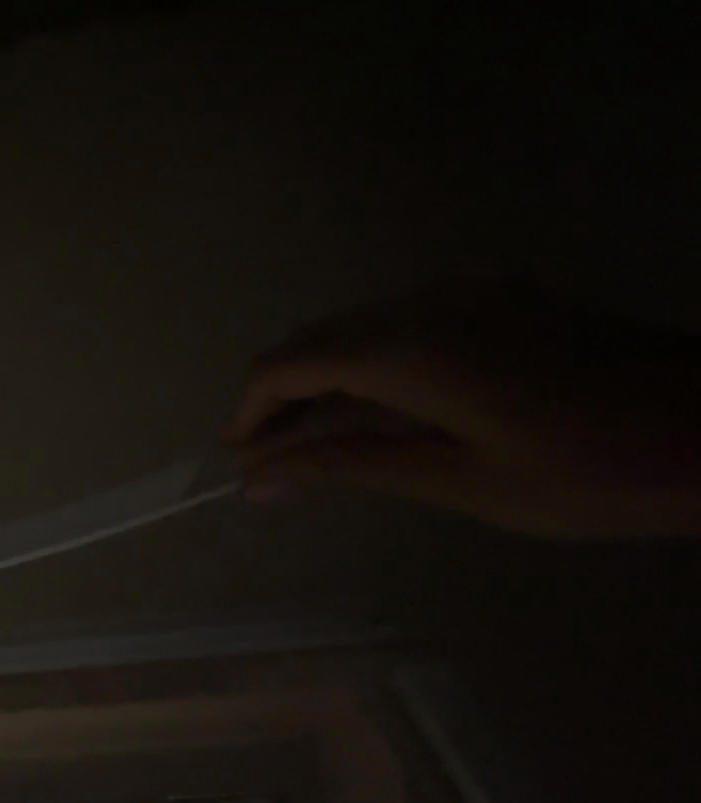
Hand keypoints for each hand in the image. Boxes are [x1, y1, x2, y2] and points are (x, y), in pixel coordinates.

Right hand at [224, 286, 700, 538]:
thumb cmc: (592, 471)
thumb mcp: (456, 480)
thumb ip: (344, 465)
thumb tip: (254, 479)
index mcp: (409, 351)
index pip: (284, 366)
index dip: (246, 413)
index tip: (237, 462)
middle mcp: (426, 306)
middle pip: (308, 342)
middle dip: (274, 401)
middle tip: (271, 462)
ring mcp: (466, 295)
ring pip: (347, 331)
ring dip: (315, 383)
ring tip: (314, 444)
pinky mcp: (496, 300)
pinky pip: (392, 325)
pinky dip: (359, 367)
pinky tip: (374, 411)